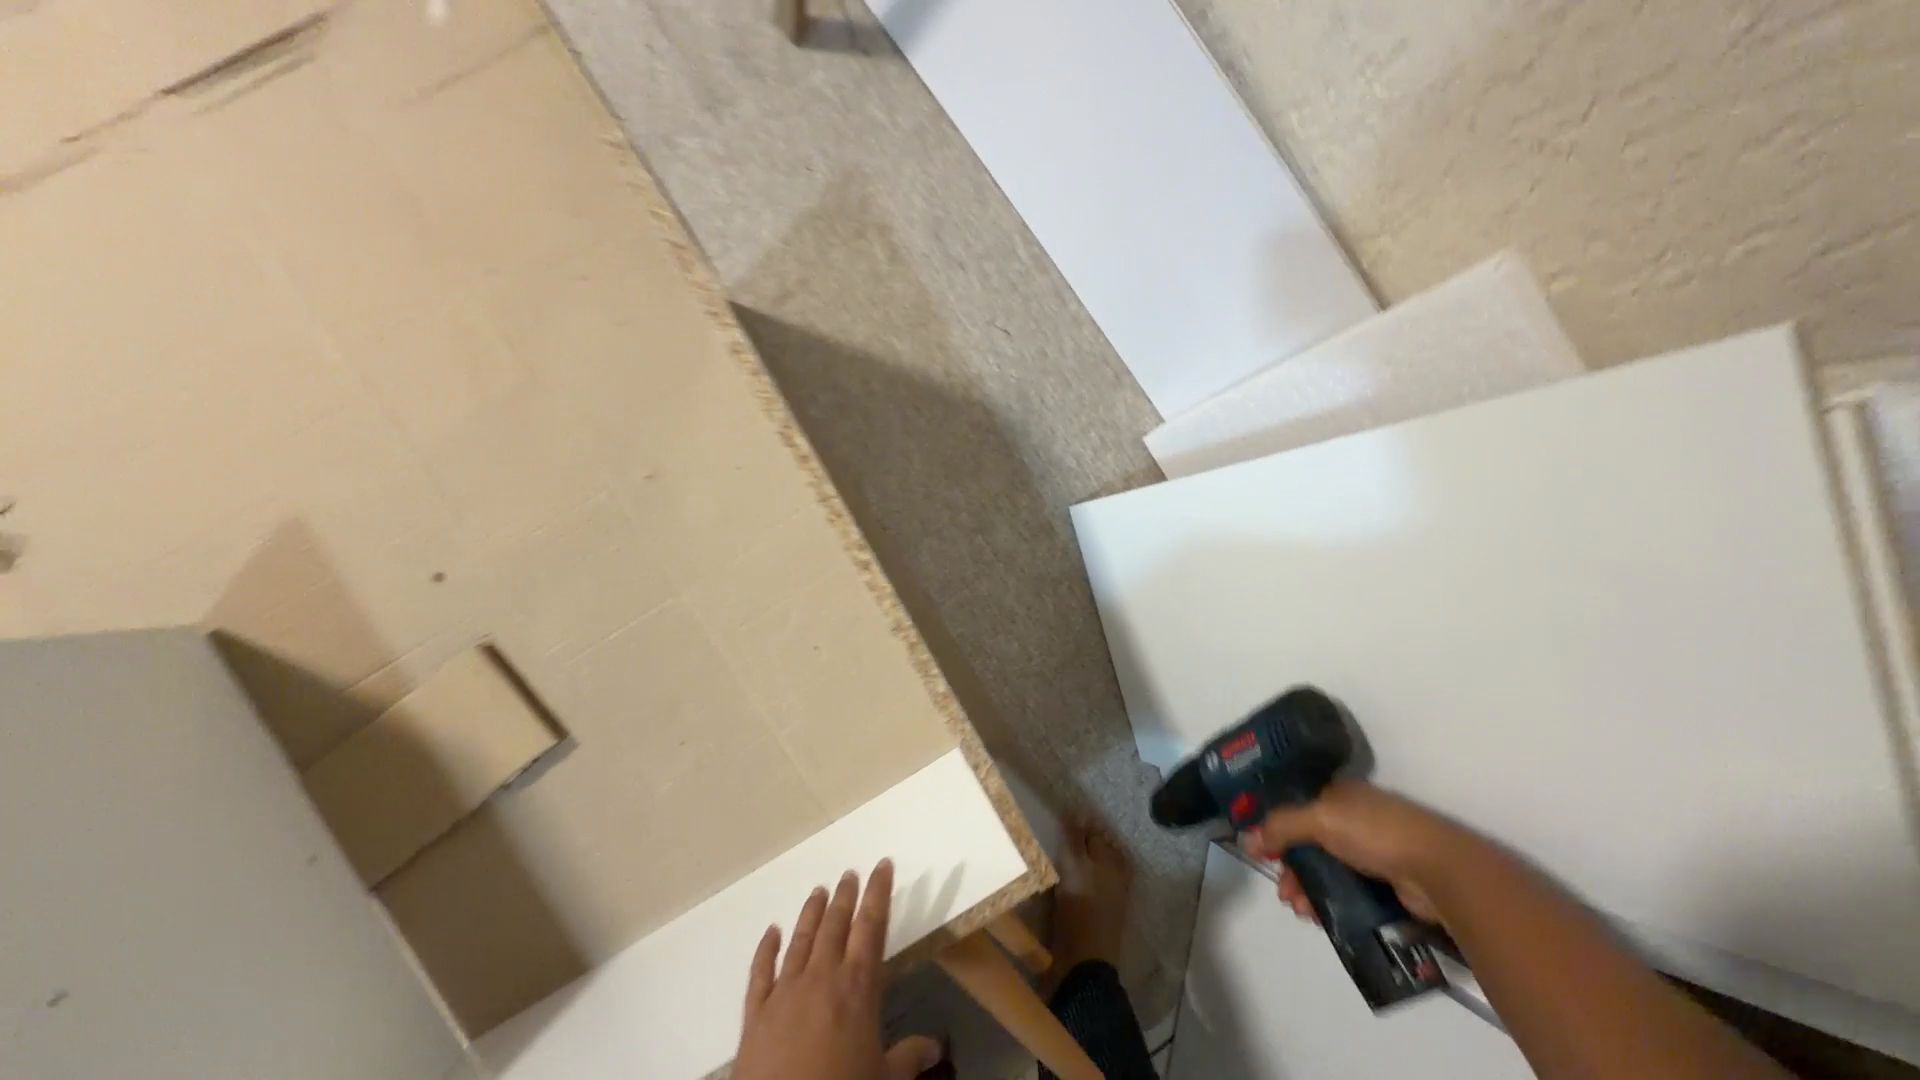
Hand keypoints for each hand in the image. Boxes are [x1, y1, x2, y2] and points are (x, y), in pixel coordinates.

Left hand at [733, 859, 942, 1079]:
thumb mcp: (885, 1078)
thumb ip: (909, 1057)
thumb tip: (936, 1045)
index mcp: (858, 987)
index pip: (871, 927)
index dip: (879, 894)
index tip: (882, 866)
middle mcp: (822, 978)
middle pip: (836, 925)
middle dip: (846, 896)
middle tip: (851, 873)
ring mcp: (785, 991)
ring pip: (801, 940)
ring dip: (812, 913)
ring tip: (819, 890)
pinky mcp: (756, 1011)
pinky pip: (761, 971)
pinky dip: (766, 948)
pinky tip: (771, 932)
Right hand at [1250, 780, 1477, 923]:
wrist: (1438, 872)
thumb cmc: (1375, 833)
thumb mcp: (1320, 820)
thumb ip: (1281, 826)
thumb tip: (1247, 838)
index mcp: (1341, 796)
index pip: (1299, 808)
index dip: (1277, 830)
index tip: (1262, 853)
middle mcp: (1355, 819)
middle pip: (1310, 844)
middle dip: (1291, 868)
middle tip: (1283, 892)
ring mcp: (1372, 852)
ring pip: (1327, 871)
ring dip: (1307, 889)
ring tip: (1301, 910)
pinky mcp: (1385, 882)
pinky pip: (1346, 891)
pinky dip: (1329, 903)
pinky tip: (1318, 916)